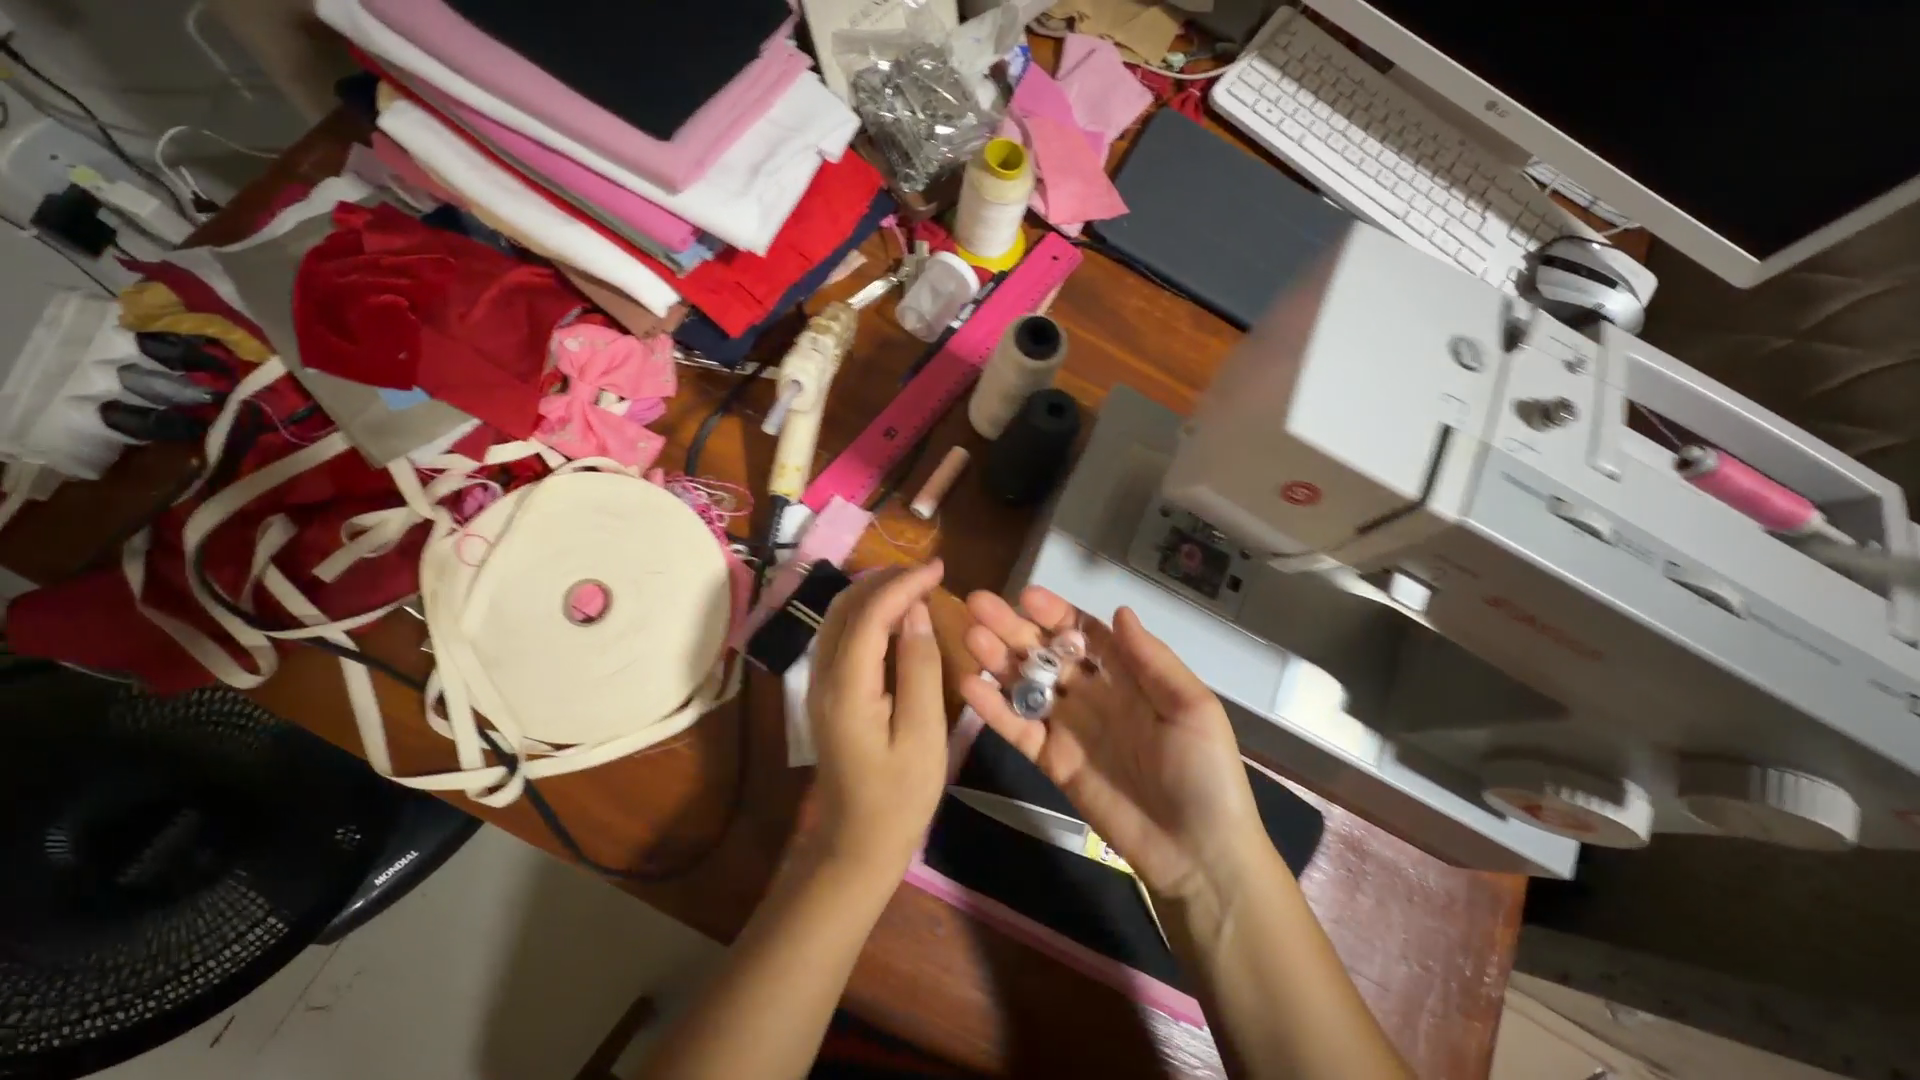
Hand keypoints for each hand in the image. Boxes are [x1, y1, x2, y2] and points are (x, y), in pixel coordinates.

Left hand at [806, 560, 948, 874]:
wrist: (856, 843)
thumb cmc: (899, 796)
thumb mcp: (923, 735)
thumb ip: (919, 668)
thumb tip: (916, 612)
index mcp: (847, 687)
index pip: (870, 614)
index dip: (903, 584)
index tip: (940, 569)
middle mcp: (823, 677)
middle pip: (846, 607)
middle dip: (886, 580)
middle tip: (930, 573)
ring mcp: (818, 686)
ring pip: (838, 619)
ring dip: (873, 593)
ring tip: (916, 587)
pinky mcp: (825, 695)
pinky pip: (840, 638)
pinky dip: (866, 615)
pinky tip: (894, 619)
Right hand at [959, 587, 1266, 900]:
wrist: (1196, 852)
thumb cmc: (1205, 774)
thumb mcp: (1192, 709)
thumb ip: (1152, 661)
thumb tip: (1119, 611)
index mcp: (1130, 677)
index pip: (1086, 634)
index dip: (1056, 613)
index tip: (1027, 596)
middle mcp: (1095, 695)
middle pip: (1047, 653)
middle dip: (1015, 628)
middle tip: (979, 604)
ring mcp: (1070, 729)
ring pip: (1026, 685)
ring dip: (998, 660)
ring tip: (970, 636)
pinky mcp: (1052, 762)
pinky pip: (1018, 729)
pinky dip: (993, 708)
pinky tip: (969, 685)